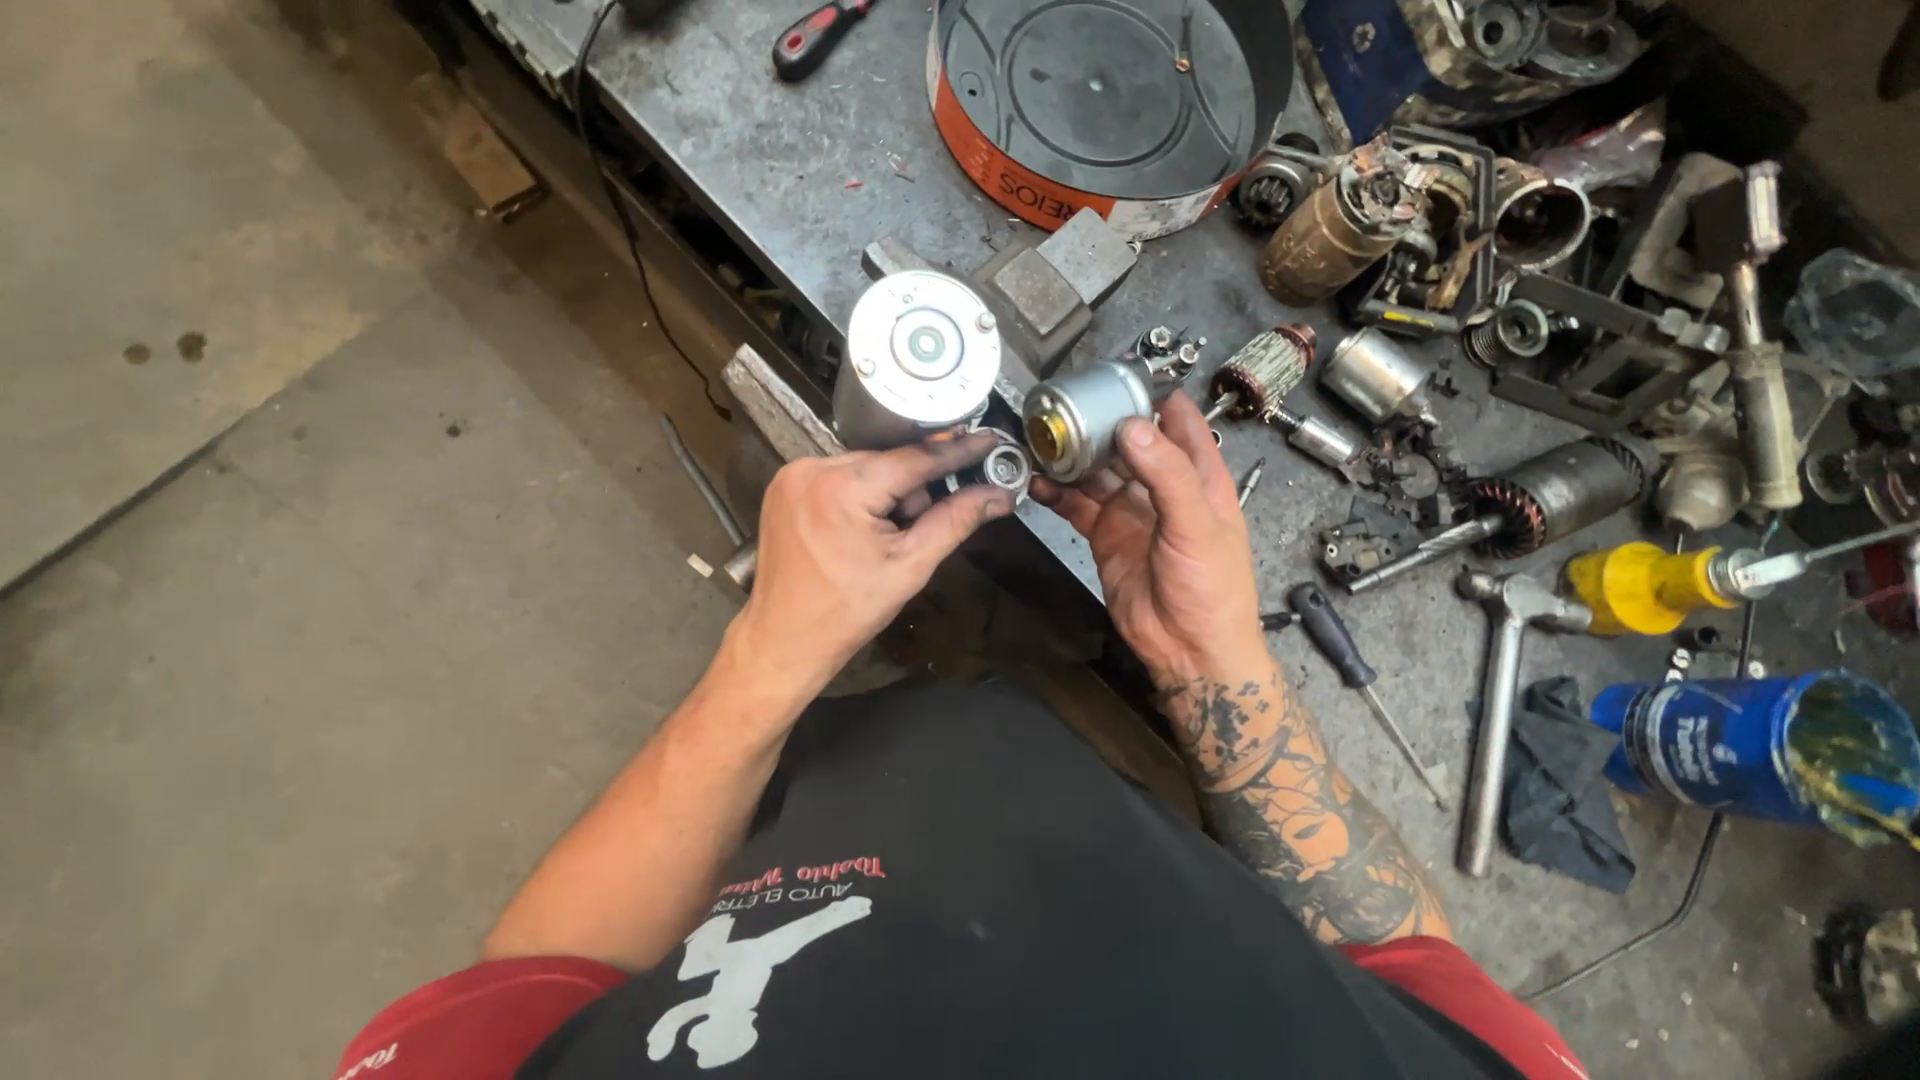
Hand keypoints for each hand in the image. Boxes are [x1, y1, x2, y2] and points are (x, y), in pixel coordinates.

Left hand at [729, 431, 1015, 696]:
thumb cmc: (847, 611)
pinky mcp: (784, 486)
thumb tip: (998, 495)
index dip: (957, 451)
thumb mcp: (910, 566)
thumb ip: (955, 521)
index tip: (989, 440)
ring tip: (877, 542)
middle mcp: (812, 469)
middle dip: (911, 493)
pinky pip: (839, 476)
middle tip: (909, 536)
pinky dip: (858, 496)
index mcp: (842, 488)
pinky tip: (856, 533)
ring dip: (885, 495)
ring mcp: (793, 476)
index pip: (914, 458)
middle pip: (888, 463)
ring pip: (865, 468)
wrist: (786, 639)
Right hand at [1032, 393, 1267, 686]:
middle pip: (1128, 442)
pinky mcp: (1104, 536)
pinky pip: (1077, 506)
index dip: (1151, 397)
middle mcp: (1162, 488)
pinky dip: (1057, 493)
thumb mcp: (1197, 524)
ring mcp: (1131, 511)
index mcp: (1198, 476)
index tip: (1117, 379)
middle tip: (1065, 409)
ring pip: (1097, 472)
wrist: (1189, 649)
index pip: (1178, 422)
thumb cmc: (1213, 588)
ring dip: (1073, 457)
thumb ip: (1166, 474)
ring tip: (1044, 441)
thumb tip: (1132, 427)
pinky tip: (1038, 483)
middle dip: (1099, 424)